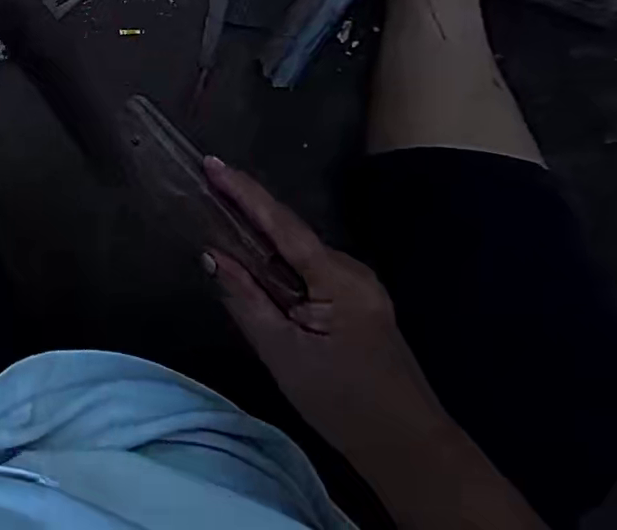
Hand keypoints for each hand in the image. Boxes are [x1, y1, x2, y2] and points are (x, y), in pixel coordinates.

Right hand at [202, 157, 448, 455]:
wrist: (411, 452)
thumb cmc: (342, 401)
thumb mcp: (281, 350)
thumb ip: (244, 296)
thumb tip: (210, 253)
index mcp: (338, 280)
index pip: (282, 225)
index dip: (244, 191)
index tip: (212, 163)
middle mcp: (352, 270)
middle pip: (289, 230)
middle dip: (246, 206)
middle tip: (205, 182)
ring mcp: (357, 284)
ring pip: (296, 249)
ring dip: (258, 232)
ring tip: (217, 211)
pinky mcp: (354, 299)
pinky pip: (305, 266)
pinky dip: (274, 257)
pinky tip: (250, 257)